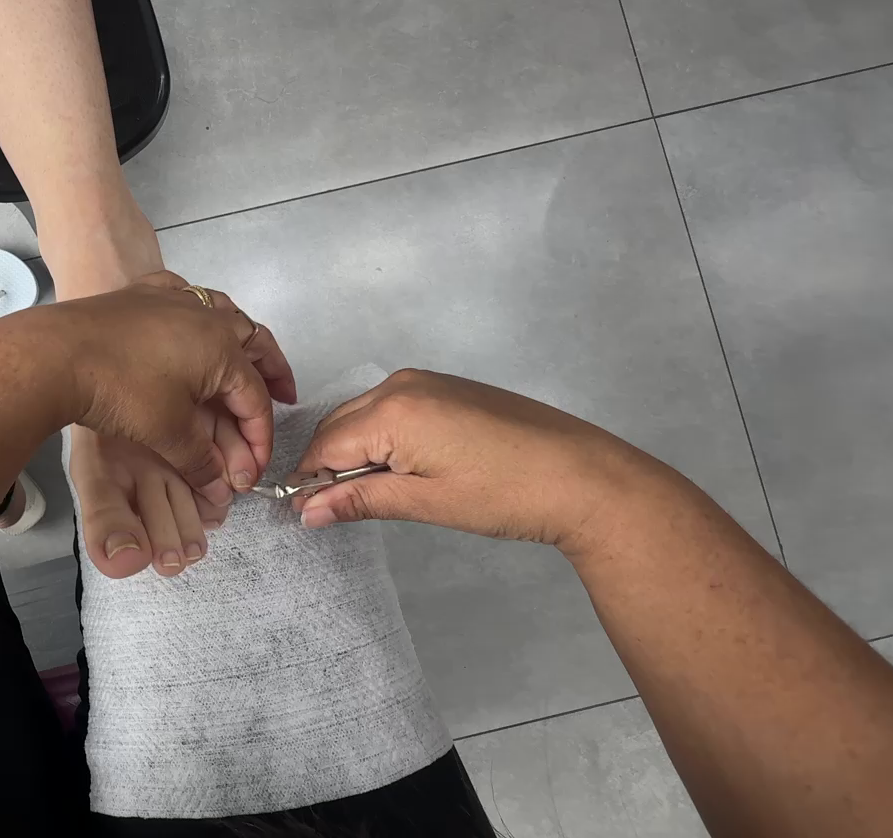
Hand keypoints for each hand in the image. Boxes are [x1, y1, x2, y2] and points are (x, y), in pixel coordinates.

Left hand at [29, 272, 295, 576]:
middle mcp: (206, 315)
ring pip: (221, 311)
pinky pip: (182, 294)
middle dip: (271, 371)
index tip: (252, 471)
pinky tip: (188, 319)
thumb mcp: (167, 431)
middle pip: (253, 342)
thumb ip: (200, 461)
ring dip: (238, 336)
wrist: (58, 352)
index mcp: (222, 347)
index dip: (259, 437)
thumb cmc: (121, 391)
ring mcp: (172, 298)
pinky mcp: (141, 293)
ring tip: (243, 355)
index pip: (254, 398)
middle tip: (284, 392)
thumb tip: (221, 487)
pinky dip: (194, 309)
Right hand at [291, 369, 675, 553]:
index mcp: (391, 411)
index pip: (326, 445)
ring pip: (363, 414)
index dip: (310, 480)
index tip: (305, 512)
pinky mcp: (443, 385)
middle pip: (339, 425)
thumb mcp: (426, 502)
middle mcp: (399, 384)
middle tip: (335, 507)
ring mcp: (423, 380)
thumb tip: (306, 512)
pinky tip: (402, 465)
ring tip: (374, 489)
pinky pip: (389, 407)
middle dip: (330, 464)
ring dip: (355, 448)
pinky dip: (380, 434)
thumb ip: (359, 500)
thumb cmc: (504, 495)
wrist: (587, 476)